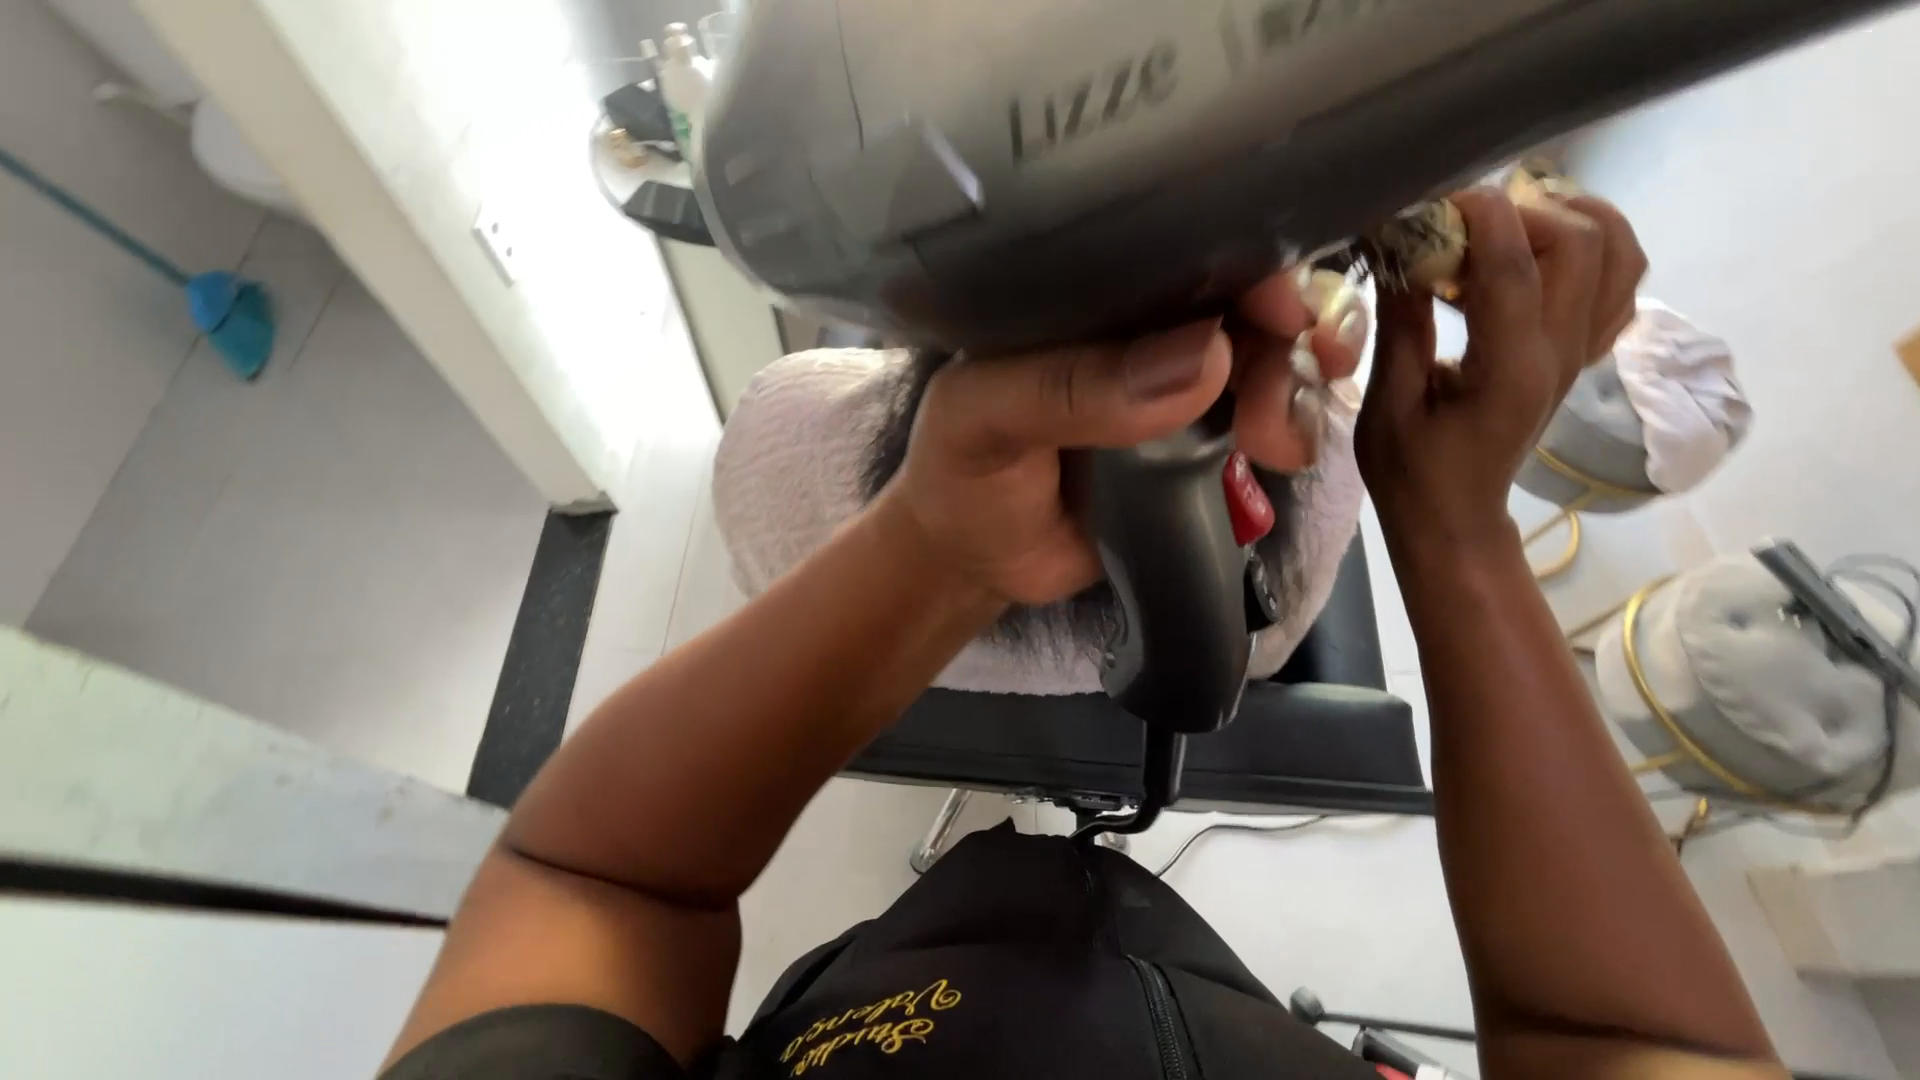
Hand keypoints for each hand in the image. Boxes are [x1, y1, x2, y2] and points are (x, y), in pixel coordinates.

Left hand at [879, 268, 1355, 607]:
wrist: (979, 557)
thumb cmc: (962, 473)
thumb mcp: (985, 421)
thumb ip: (1068, 390)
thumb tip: (1205, 359)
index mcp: (1085, 298)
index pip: (1177, 250)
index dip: (1244, 264)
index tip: (1282, 308)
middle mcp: (1140, 330)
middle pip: (1244, 300)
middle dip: (1292, 331)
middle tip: (1299, 380)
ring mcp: (1177, 387)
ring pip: (1271, 358)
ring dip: (1298, 387)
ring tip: (1276, 441)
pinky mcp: (1200, 444)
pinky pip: (1268, 420)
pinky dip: (1295, 427)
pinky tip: (1282, 456)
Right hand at [1356, 188, 1645, 551]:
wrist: (1452, 518)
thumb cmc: (1410, 473)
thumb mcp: (1386, 407)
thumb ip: (1401, 329)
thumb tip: (1400, 256)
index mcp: (1509, 372)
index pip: (1515, 271)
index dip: (1481, 220)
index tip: (1436, 199)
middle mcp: (1559, 355)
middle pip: (1583, 244)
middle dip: (1523, 212)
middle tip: (1460, 220)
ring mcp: (1578, 354)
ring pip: (1618, 254)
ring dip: (1570, 219)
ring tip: (1509, 221)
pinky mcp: (1577, 356)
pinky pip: (1616, 283)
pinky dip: (1590, 250)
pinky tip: (1538, 255)